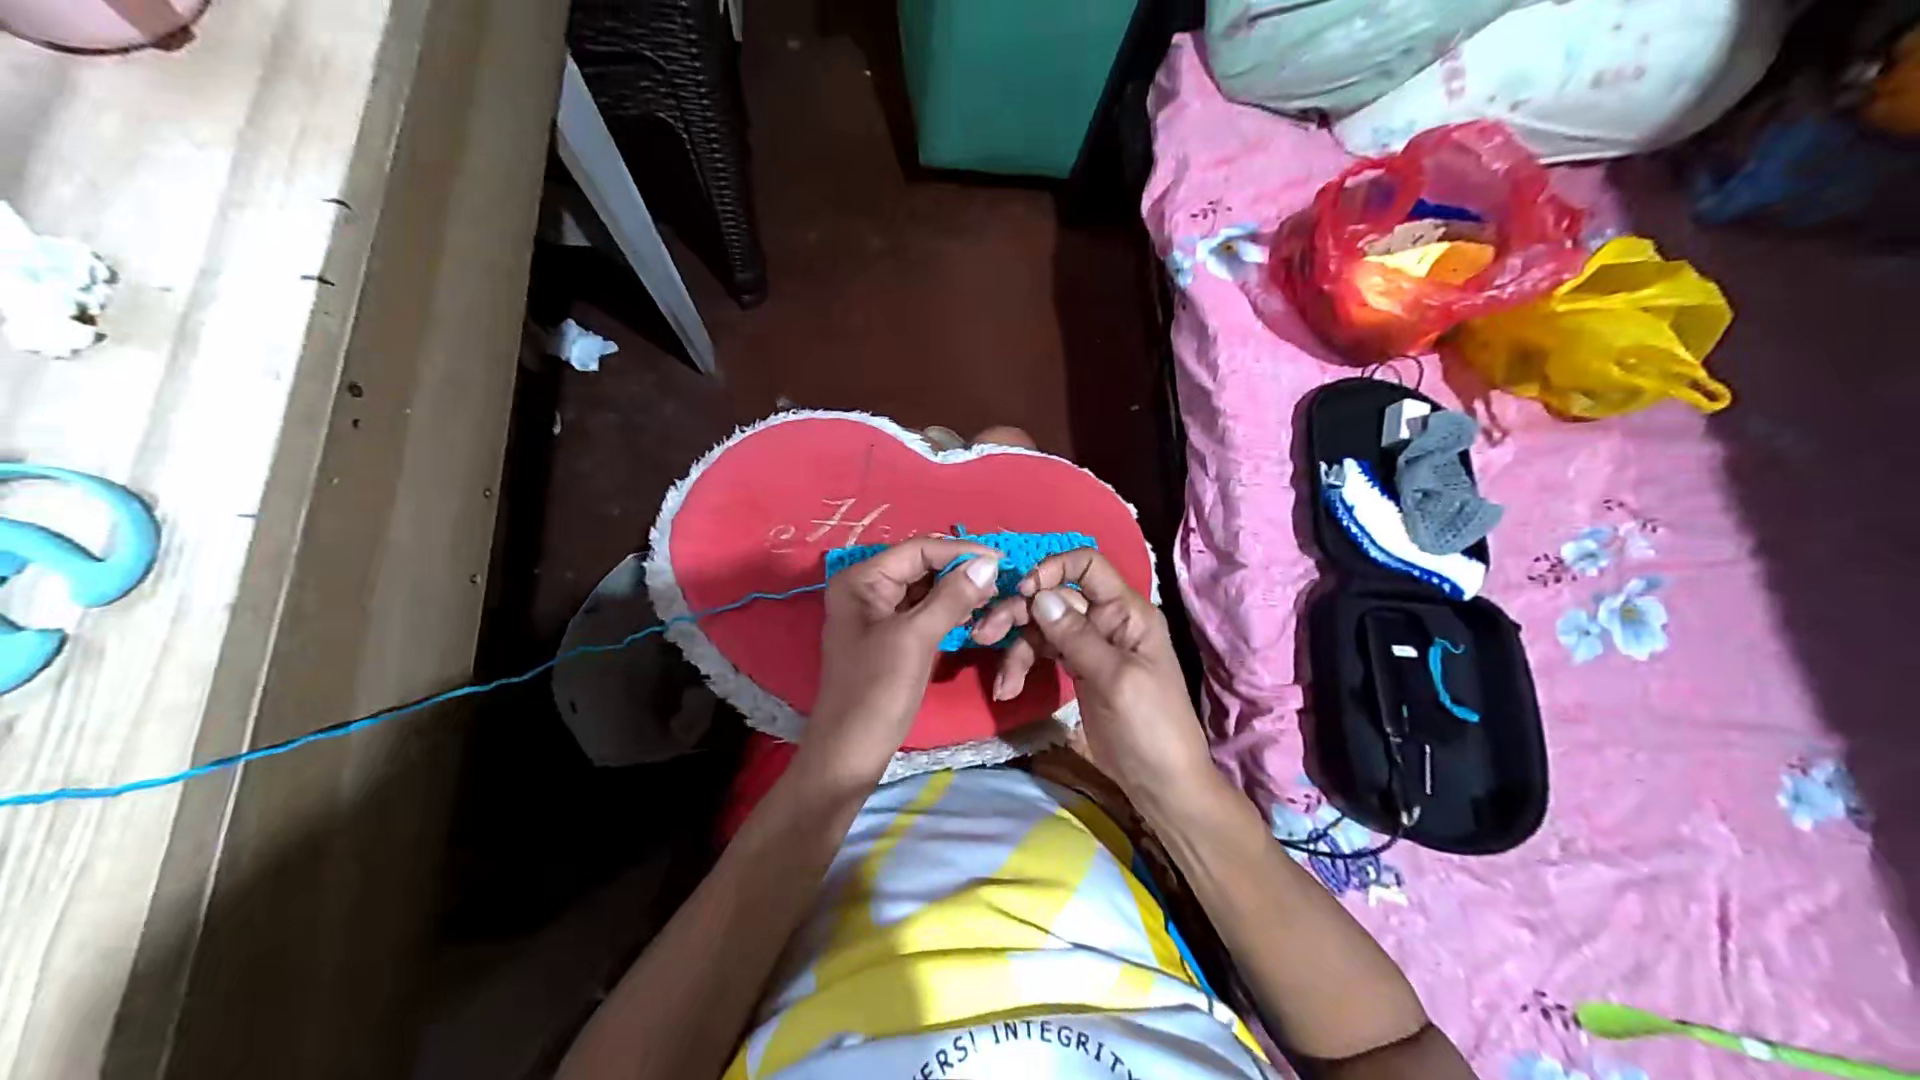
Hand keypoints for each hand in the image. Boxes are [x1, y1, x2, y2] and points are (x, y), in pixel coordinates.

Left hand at [805, 536, 1003, 782]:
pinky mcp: (890, 637)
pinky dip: (948, 611)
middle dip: (960, 571)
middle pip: (921, 566)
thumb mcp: (916, 638)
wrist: (850, 753)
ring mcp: (877, 614)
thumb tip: (987, 563)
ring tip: (993, 595)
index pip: (918, 549)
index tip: (1002, 560)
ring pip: (925, 590)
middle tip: (1002, 580)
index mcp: (861, 580)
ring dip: (957, 591)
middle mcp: (866, 589)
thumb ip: (952, 597)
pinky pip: (923, 613)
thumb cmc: (877, 691)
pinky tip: (974, 614)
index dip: (960, 552)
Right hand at [976, 549, 1217, 808]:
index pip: (1088, 565)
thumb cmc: (1151, 726)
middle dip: (1018, 613)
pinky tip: (1007, 689)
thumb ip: (1076, 636)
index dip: (1053, 569)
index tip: (1024, 591)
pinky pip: (1042, 652)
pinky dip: (1022, 666)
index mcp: (1127, 612)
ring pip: (1041, 626)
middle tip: (984, 634)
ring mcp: (1089, 644)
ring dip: (1015, 647)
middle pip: (1054, 598)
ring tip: (1002, 683)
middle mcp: (1106, 619)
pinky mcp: (1075, 668)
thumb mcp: (1115, 679)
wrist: (1161, 782)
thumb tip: (1039, 595)